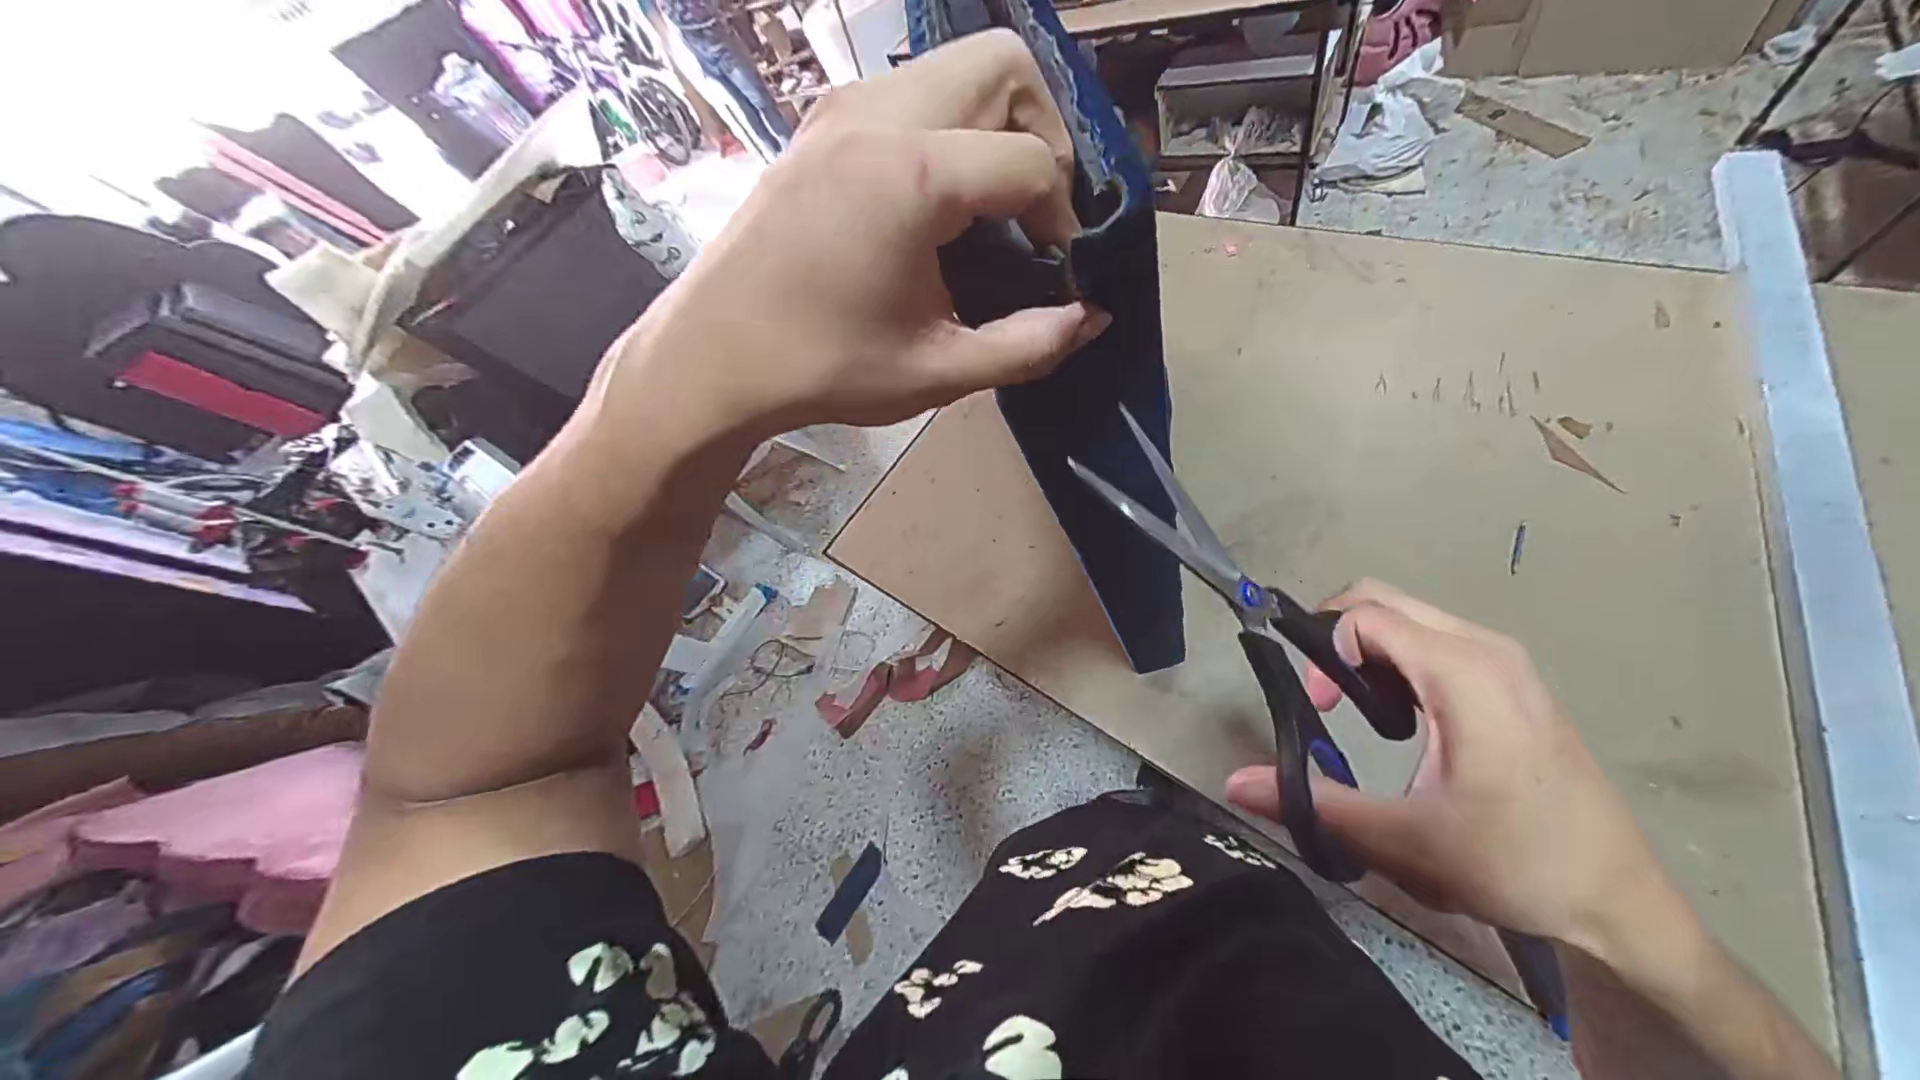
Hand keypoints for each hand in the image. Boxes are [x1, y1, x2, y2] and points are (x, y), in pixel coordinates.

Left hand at [577, 30, 1108, 457]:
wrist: (713, 357)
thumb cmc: (824, 369)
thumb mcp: (938, 371)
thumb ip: (1027, 345)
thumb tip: (1090, 317)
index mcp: (912, 175)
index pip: (1031, 163)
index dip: (1060, 218)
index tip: (1050, 271)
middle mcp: (878, 116)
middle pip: (1005, 66)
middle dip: (1043, 133)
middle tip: (1031, 213)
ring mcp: (841, 109)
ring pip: (955, 66)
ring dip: (995, 124)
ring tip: (990, 206)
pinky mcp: (820, 123)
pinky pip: (910, 91)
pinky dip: (947, 128)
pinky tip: (936, 200)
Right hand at [1225, 580, 1676, 954]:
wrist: (1621, 904)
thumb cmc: (1515, 863)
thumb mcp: (1403, 839)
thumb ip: (1314, 801)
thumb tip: (1234, 782)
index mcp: (1464, 674)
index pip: (1365, 616)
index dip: (1322, 652)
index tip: (1320, 708)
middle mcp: (1486, 651)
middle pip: (1383, 599)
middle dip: (1334, 635)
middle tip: (1323, 693)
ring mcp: (1505, 663)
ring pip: (1409, 616)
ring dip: (1365, 648)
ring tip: (1359, 707)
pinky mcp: (1512, 681)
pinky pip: (1434, 638)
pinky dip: (1396, 657)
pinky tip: (1402, 714)